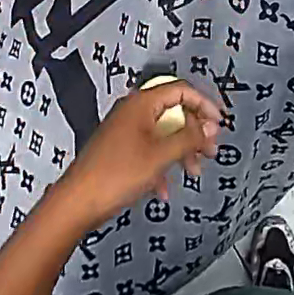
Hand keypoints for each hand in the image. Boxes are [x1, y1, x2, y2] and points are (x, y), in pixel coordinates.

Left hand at [52, 81, 219, 227]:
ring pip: (163, 132)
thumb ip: (189, 137)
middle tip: (209, 151)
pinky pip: (149, 149)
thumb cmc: (118, 174)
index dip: (204, 104)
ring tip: (194, 172)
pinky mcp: (119, 150)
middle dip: (195, 132)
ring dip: (181, 150)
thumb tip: (210, 126)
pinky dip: (162, 164)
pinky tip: (164, 190)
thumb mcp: (161, 155)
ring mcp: (125, 130)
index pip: (182, 90)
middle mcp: (134, 111)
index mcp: (143, 103)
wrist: (75, 204)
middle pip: (174, 112)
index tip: (218, 125)